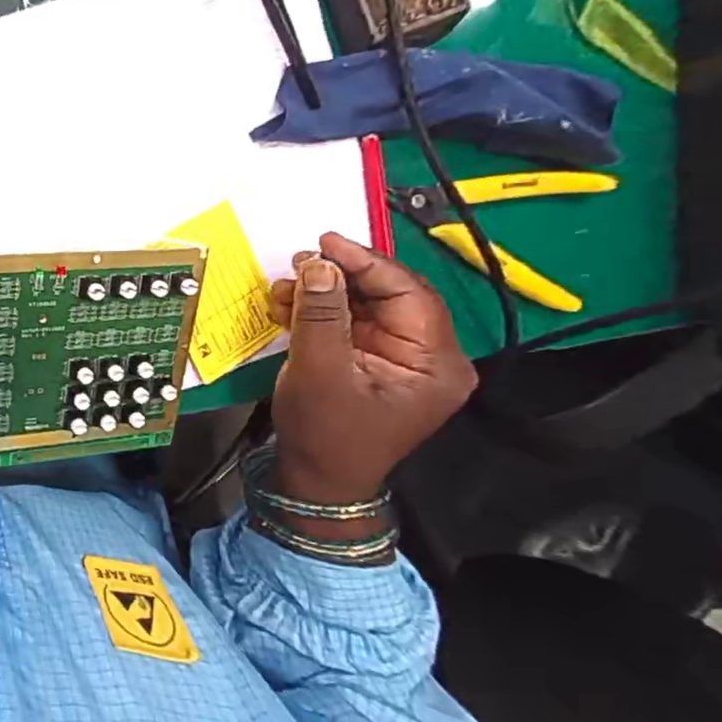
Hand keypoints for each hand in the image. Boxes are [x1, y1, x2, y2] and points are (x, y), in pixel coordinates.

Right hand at [266, 232, 475, 522]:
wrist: (315, 479)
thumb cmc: (326, 433)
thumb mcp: (319, 370)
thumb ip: (321, 315)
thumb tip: (318, 265)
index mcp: (436, 362)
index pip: (409, 293)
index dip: (367, 263)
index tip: (325, 243)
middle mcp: (427, 356)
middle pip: (388, 296)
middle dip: (340, 277)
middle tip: (299, 263)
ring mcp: (398, 359)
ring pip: (365, 306)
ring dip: (323, 293)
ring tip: (285, 289)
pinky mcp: (370, 361)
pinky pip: (349, 323)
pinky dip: (318, 311)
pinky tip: (290, 306)